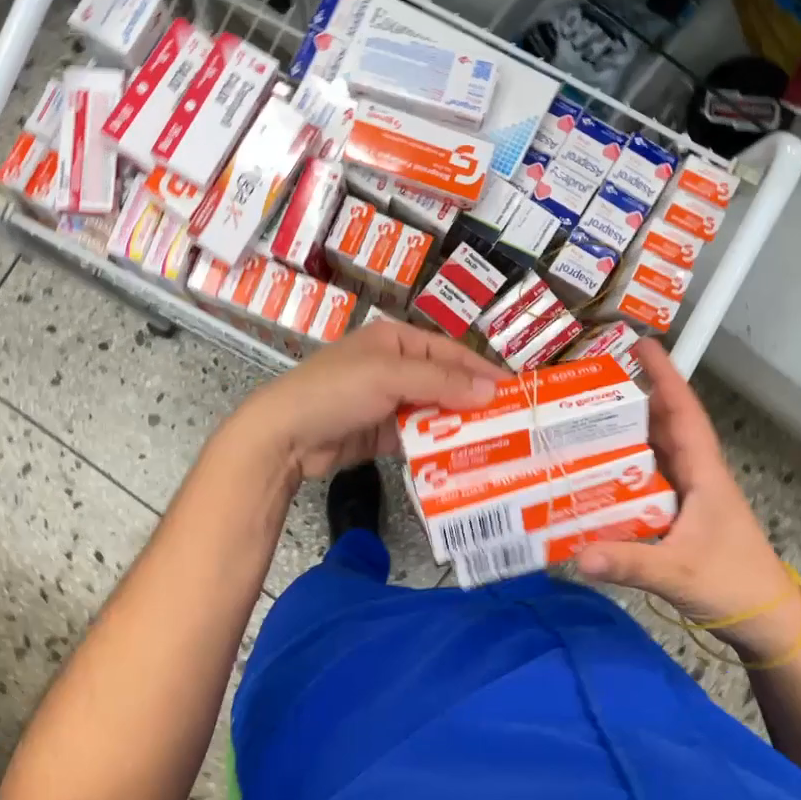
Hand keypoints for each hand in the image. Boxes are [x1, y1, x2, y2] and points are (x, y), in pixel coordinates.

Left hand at [225, 319, 507, 482]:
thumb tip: (491, 392)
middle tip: (511, 422)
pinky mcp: (378, 434)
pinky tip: (458, 458)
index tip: (515, 391)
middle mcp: (392, 367)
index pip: (449, 352)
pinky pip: (415, 438)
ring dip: (456, 426)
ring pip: (431, 412)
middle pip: (443, 383)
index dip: (482, 370)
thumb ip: (440, 383)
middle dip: (473, 401)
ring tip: (492, 443)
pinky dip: (434, 446)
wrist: (285, 435)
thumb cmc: (335, 391)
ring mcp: (384, 402)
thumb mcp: (389, 376)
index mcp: (394, 341)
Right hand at [574, 340, 799, 657]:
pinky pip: (642, 486)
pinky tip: (589, 480)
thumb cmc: (734, 585)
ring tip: (577, 423)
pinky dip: (618, 476)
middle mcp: (694, 477)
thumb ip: (629, 562)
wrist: (766, 621)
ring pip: (650, 455)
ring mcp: (686, 499)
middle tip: (586, 384)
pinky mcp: (676, 520)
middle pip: (661, 427)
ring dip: (621, 437)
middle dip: (630, 399)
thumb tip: (577, 554)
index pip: (683, 413)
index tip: (639, 343)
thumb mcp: (678, 572)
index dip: (663, 376)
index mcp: (703, 473)